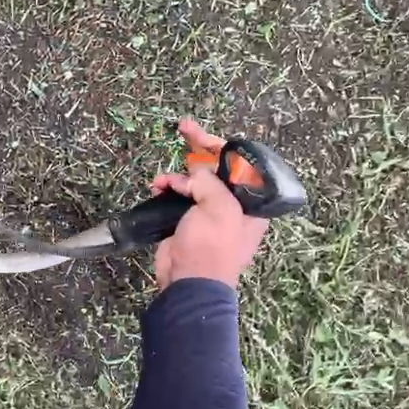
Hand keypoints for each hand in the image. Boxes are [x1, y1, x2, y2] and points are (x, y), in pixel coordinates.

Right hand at [150, 118, 268, 290]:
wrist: (189, 280)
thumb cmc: (212, 246)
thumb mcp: (219, 209)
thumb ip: (210, 182)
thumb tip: (194, 171)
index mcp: (252, 204)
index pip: (241, 165)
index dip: (221, 146)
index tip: (200, 132)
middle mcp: (234, 205)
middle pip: (218, 168)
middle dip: (200, 148)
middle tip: (183, 128)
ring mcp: (210, 212)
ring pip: (194, 180)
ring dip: (177, 175)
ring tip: (161, 180)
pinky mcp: (188, 218)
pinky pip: (179, 193)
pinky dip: (167, 187)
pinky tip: (157, 188)